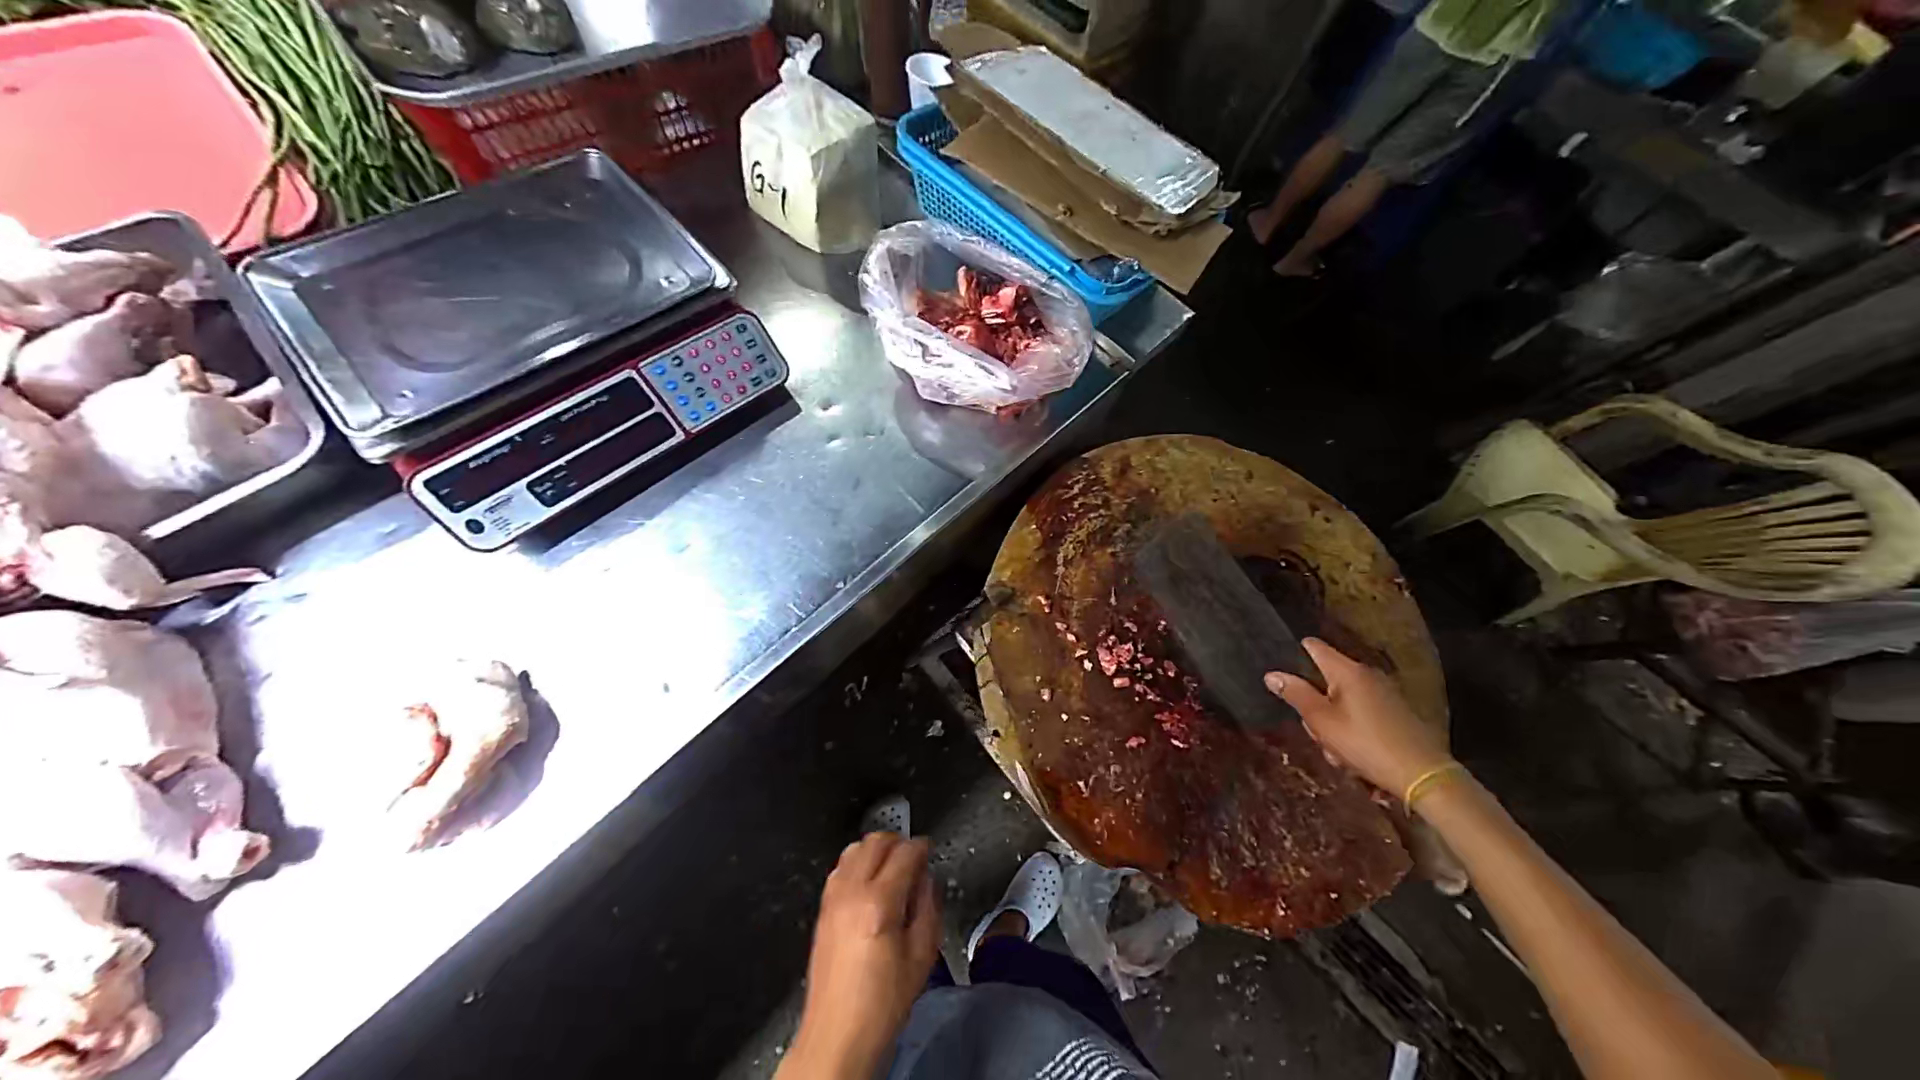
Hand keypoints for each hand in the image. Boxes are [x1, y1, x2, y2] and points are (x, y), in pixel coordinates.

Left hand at [780, 832, 941, 1079]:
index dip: (921, 847)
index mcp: (879, 903)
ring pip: (854, 849)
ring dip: (875, 849)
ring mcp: (832, 900)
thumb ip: (928, 908)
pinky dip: (857, 864)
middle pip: (875, 842)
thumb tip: (927, 882)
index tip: (929, 849)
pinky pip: (840, 869)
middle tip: (913, 855)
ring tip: (892, 865)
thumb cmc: (880, 1006)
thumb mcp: (922, 957)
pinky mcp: (822, 911)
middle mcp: (851, 894)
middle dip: (898, 841)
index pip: (904, 854)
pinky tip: (869, 881)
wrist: (838, 1036)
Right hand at [1264, 638, 1454, 798]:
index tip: (1281, 674)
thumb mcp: (1322, 721)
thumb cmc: (1365, 743)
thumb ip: (1296, 694)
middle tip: (1314, 729)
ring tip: (1335, 750)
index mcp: (1348, 671)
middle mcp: (1367, 675)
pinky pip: (1359, 712)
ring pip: (1340, 700)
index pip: (1314, 647)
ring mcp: (1383, 693)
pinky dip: (1350, 729)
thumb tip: (1271, 674)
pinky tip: (1352, 754)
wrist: (1423, 775)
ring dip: (1331, 722)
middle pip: (1325, 678)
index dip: (1294, 654)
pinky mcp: (1394, 712)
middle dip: (1313, 703)